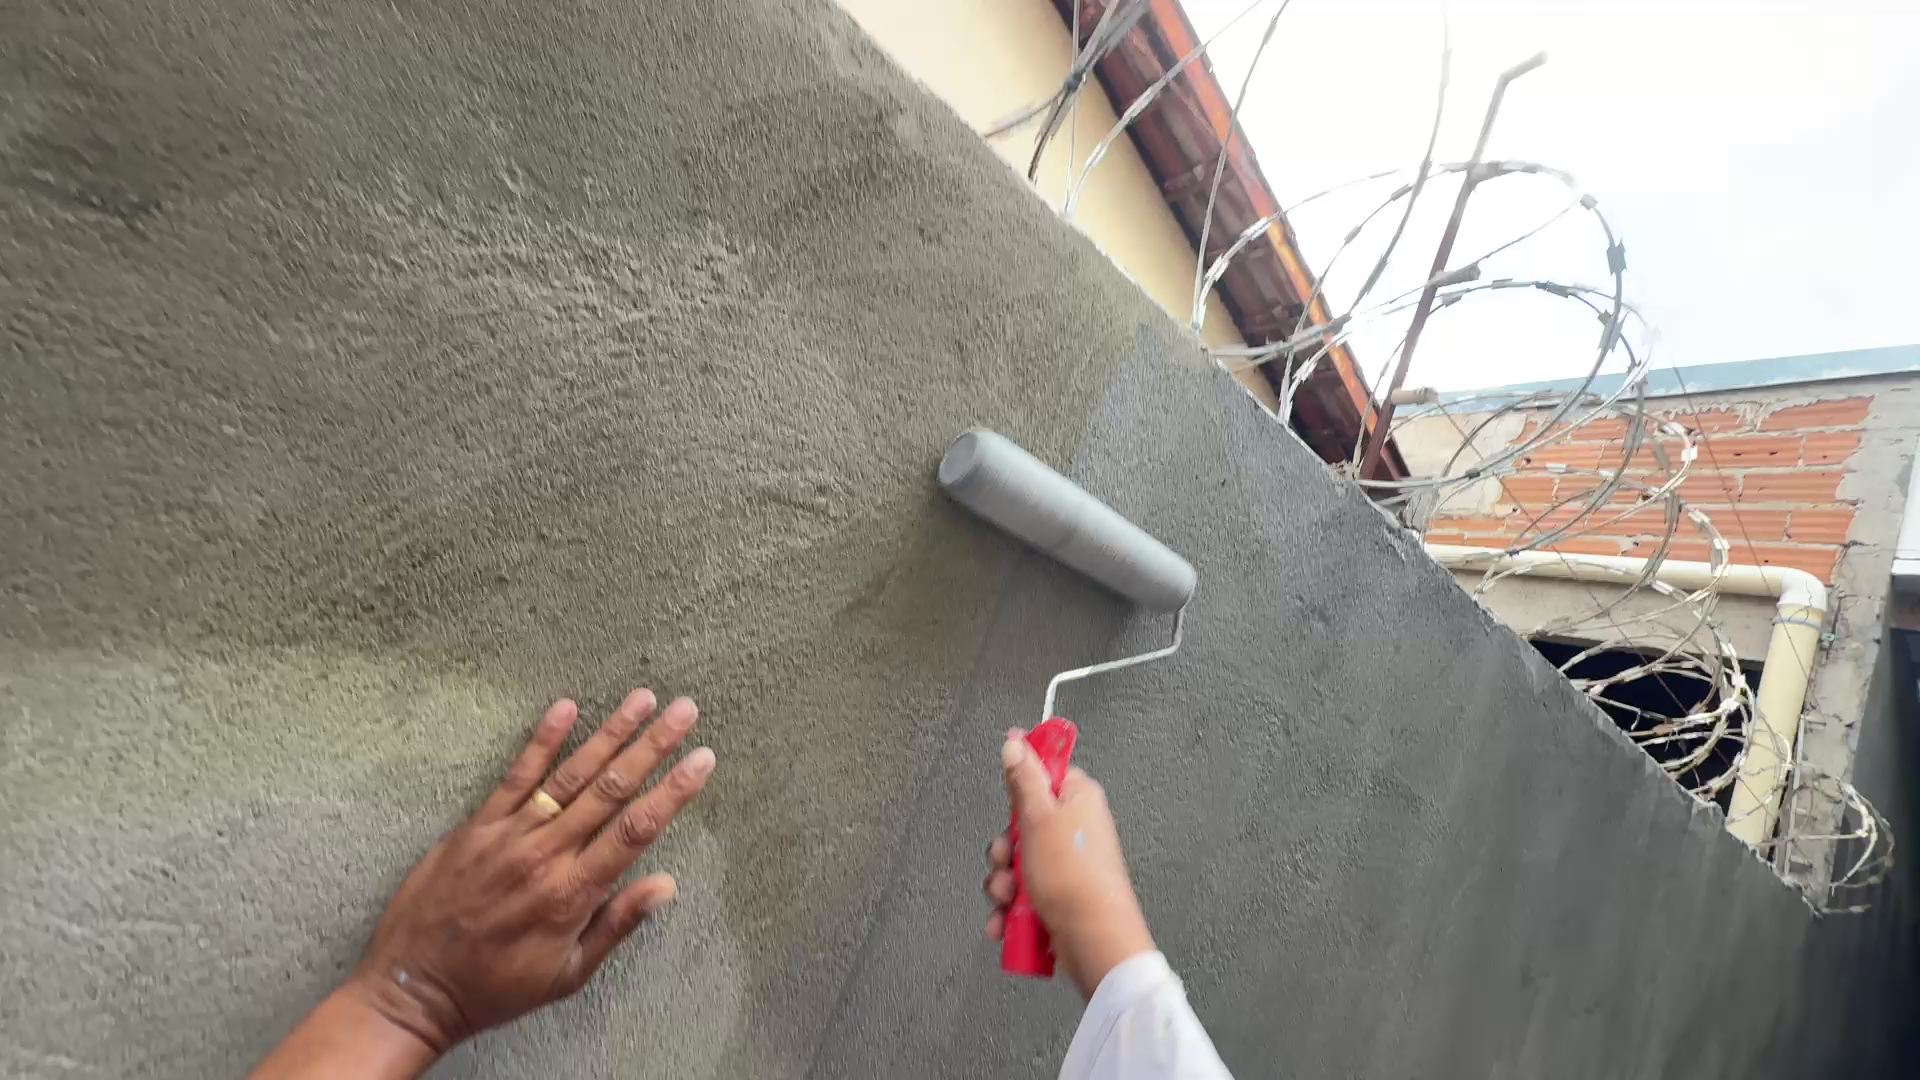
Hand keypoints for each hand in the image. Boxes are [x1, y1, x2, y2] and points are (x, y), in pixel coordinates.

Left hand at [342, 691, 713, 1056]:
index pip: (636, 829)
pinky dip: (542, 741)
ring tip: (643, 698)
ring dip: (611, 732)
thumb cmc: (498, 986)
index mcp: (573, 891)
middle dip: (653, 745)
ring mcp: (511, 834)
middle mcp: (547, 854)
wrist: (407, 993)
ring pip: (572, 773)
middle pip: (612, 789)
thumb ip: (618, 924)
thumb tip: (668, 885)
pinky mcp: (478, 825)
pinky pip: (515, 776)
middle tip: (685, 711)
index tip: (703, 759)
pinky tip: (565, 707)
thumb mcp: (568, 974)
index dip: (674, 791)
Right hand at [983, 731, 1153, 998]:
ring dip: (1003, 881)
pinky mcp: (1059, 894)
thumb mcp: (1038, 816)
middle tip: (1006, 859)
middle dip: (1004, 847)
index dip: (1022, 784)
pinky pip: (1024, 892)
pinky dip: (1011, 908)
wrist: (1094, 942)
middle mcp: (1075, 827)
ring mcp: (1067, 863)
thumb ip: (1023, 777)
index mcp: (1078, 798)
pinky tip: (1005, 922)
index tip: (1010, 799)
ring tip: (1008, 899)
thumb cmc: (1071, 875)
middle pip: (1023, 821)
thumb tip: (1015, 740)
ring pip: (1018, 860)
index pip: (1045, 772)